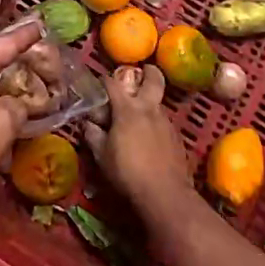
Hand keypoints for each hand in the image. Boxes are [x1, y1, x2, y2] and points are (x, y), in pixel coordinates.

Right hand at [84, 66, 194, 221]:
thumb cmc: (128, 172)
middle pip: (153, 79)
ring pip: (158, 103)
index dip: (104, 79)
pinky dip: (155, 123)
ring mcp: (167, 123)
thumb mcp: (101, 156)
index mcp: (128, 109)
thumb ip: (93, 135)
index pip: (113, 84)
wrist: (165, 194)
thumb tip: (88, 124)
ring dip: (149, 103)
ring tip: (138, 116)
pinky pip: (164, 123)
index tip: (98, 81)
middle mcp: (150, 109)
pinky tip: (149, 139)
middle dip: (148, 71)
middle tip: (142, 71)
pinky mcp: (177, 138)